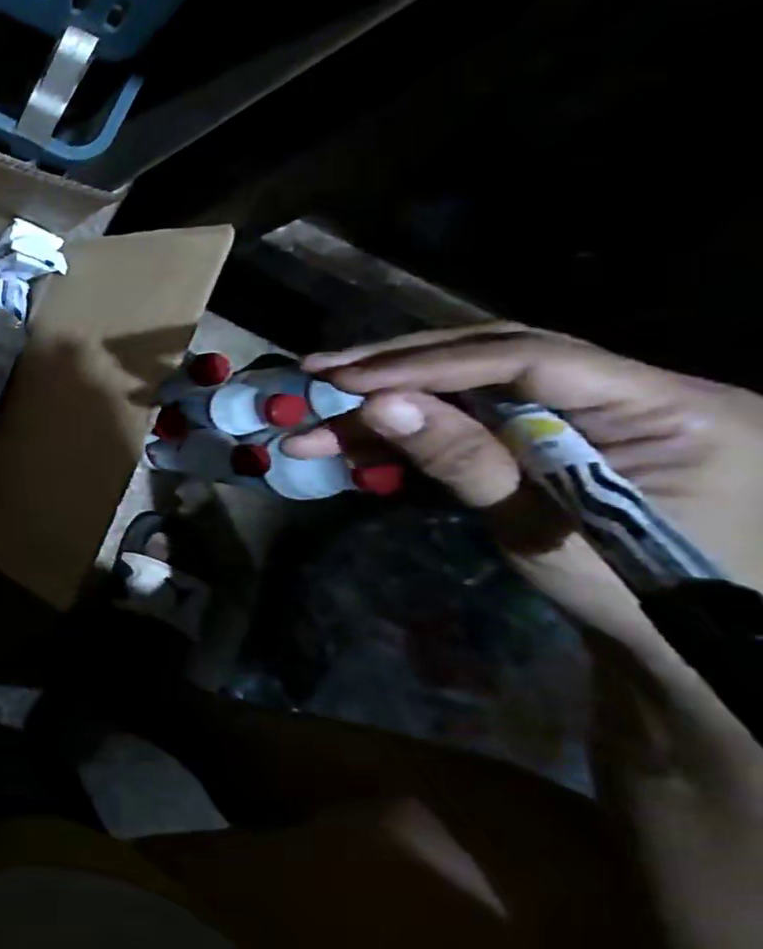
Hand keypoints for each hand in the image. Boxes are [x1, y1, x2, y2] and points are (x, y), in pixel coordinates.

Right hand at [286, 323, 762, 631]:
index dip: (430, 364)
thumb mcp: (542, 528)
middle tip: (321, 372)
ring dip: (390, 403)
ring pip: (473, 385)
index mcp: (669, 405)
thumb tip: (377, 405)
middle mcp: (633, 390)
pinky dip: (410, 430)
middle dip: (400, 366)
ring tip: (317, 419)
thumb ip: (466, 459)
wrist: (685, 646)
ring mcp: (594, 411)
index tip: (347, 379)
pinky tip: (355, 444)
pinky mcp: (556, 433)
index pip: (530, 358)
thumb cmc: (633, 594)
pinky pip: (474, 417)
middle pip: (496, 355)